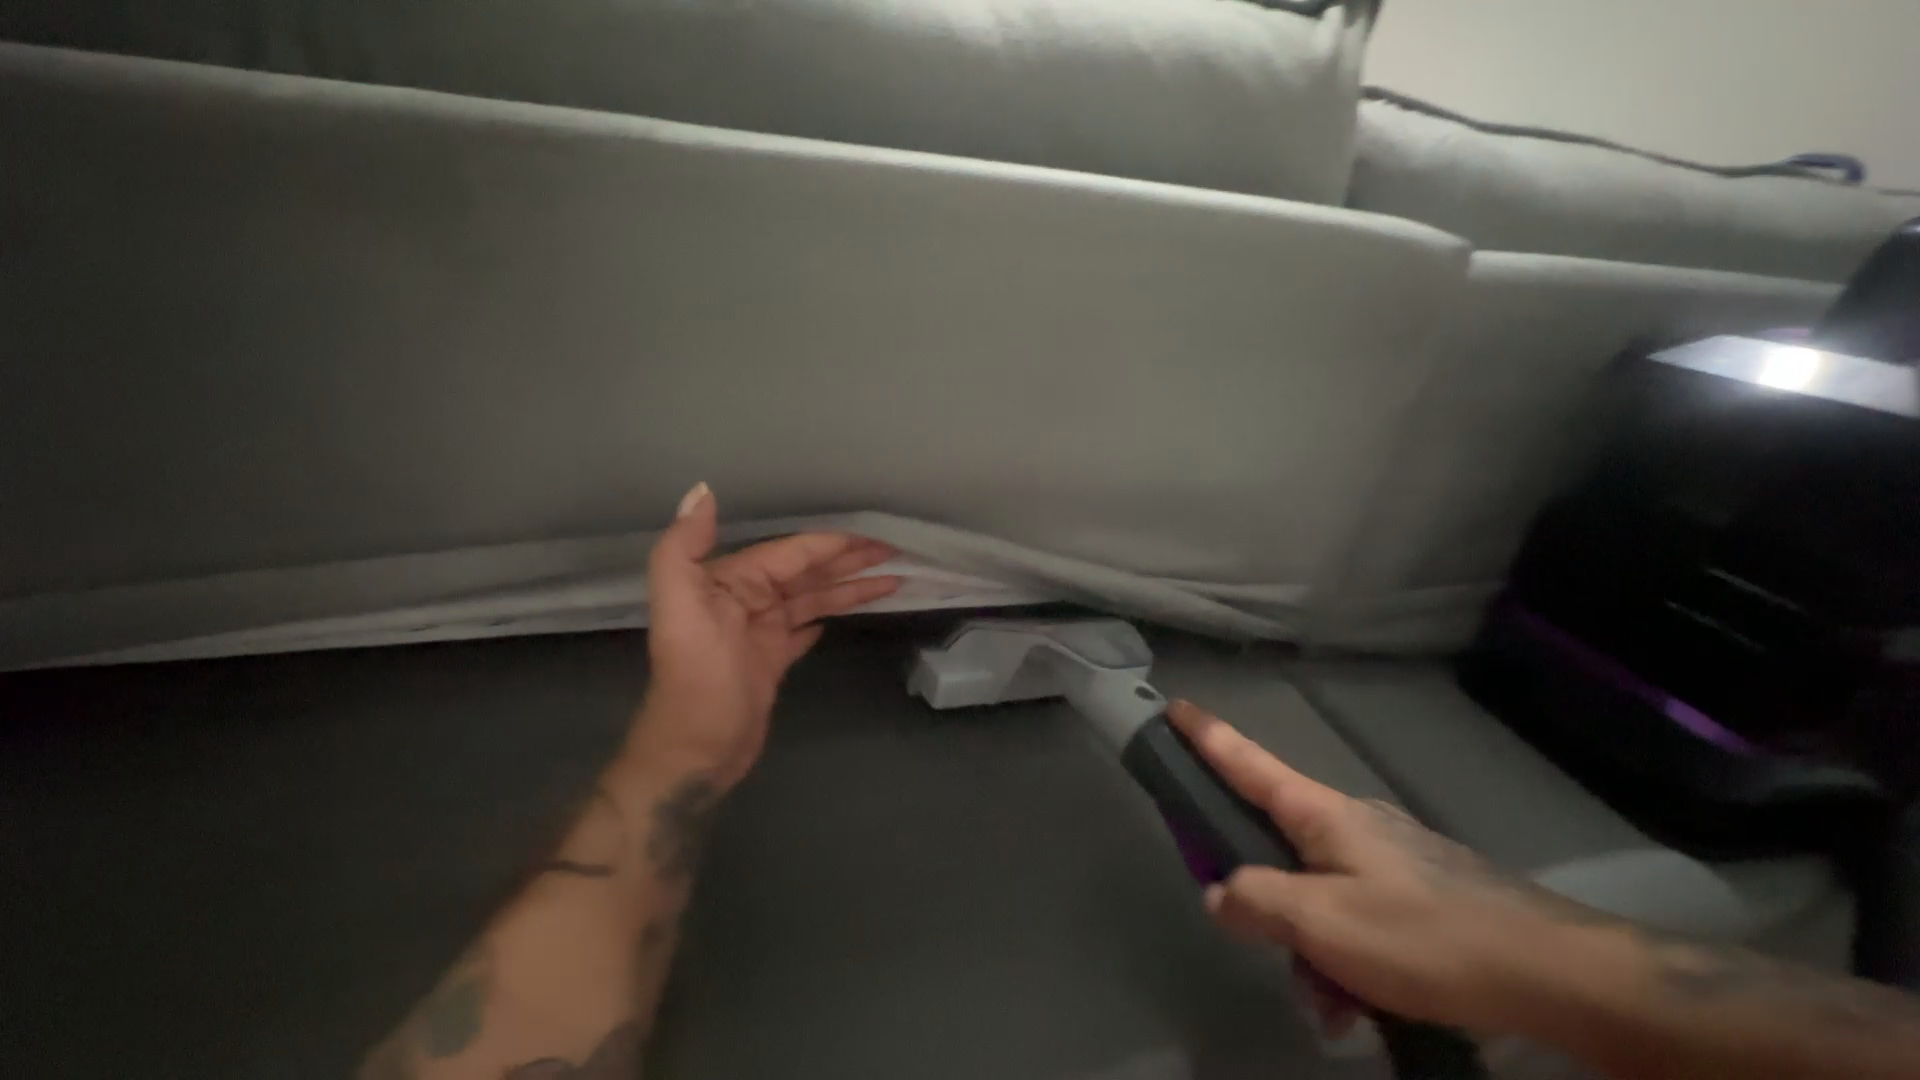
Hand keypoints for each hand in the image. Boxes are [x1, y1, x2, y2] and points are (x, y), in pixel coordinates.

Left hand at [632, 483, 900, 787]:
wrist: (695, 750)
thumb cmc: (696, 677)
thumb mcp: (678, 606)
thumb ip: (683, 546)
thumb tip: (702, 491)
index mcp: (729, 581)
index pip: (791, 552)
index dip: (833, 542)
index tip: (875, 533)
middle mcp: (746, 600)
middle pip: (807, 571)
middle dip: (850, 559)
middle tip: (896, 550)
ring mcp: (761, 632)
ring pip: (813, 599)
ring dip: (849, 588)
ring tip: (893, 579)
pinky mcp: (771, 661)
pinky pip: (805, 629)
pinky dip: (825, 618)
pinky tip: (848, 612)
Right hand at [1167, 700, 1596, 1035]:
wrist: (1550, 972)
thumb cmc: (1423, 935)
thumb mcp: (1323, 923)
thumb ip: (1258, 902)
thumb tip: (1220, 892)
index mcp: (1321, 814)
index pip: (1247, 763)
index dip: (1207, 736)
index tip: (1175, 706)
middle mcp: (1350, 824)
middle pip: (1277, 847)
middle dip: (1266, 902)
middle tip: (1274, 953)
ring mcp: (1387, 859)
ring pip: (1317, 895)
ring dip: (1311, 949)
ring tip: (1333, 1006)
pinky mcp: (1416, 894)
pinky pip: (1355, 919)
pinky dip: (1347, 960)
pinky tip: (1364, 1004)